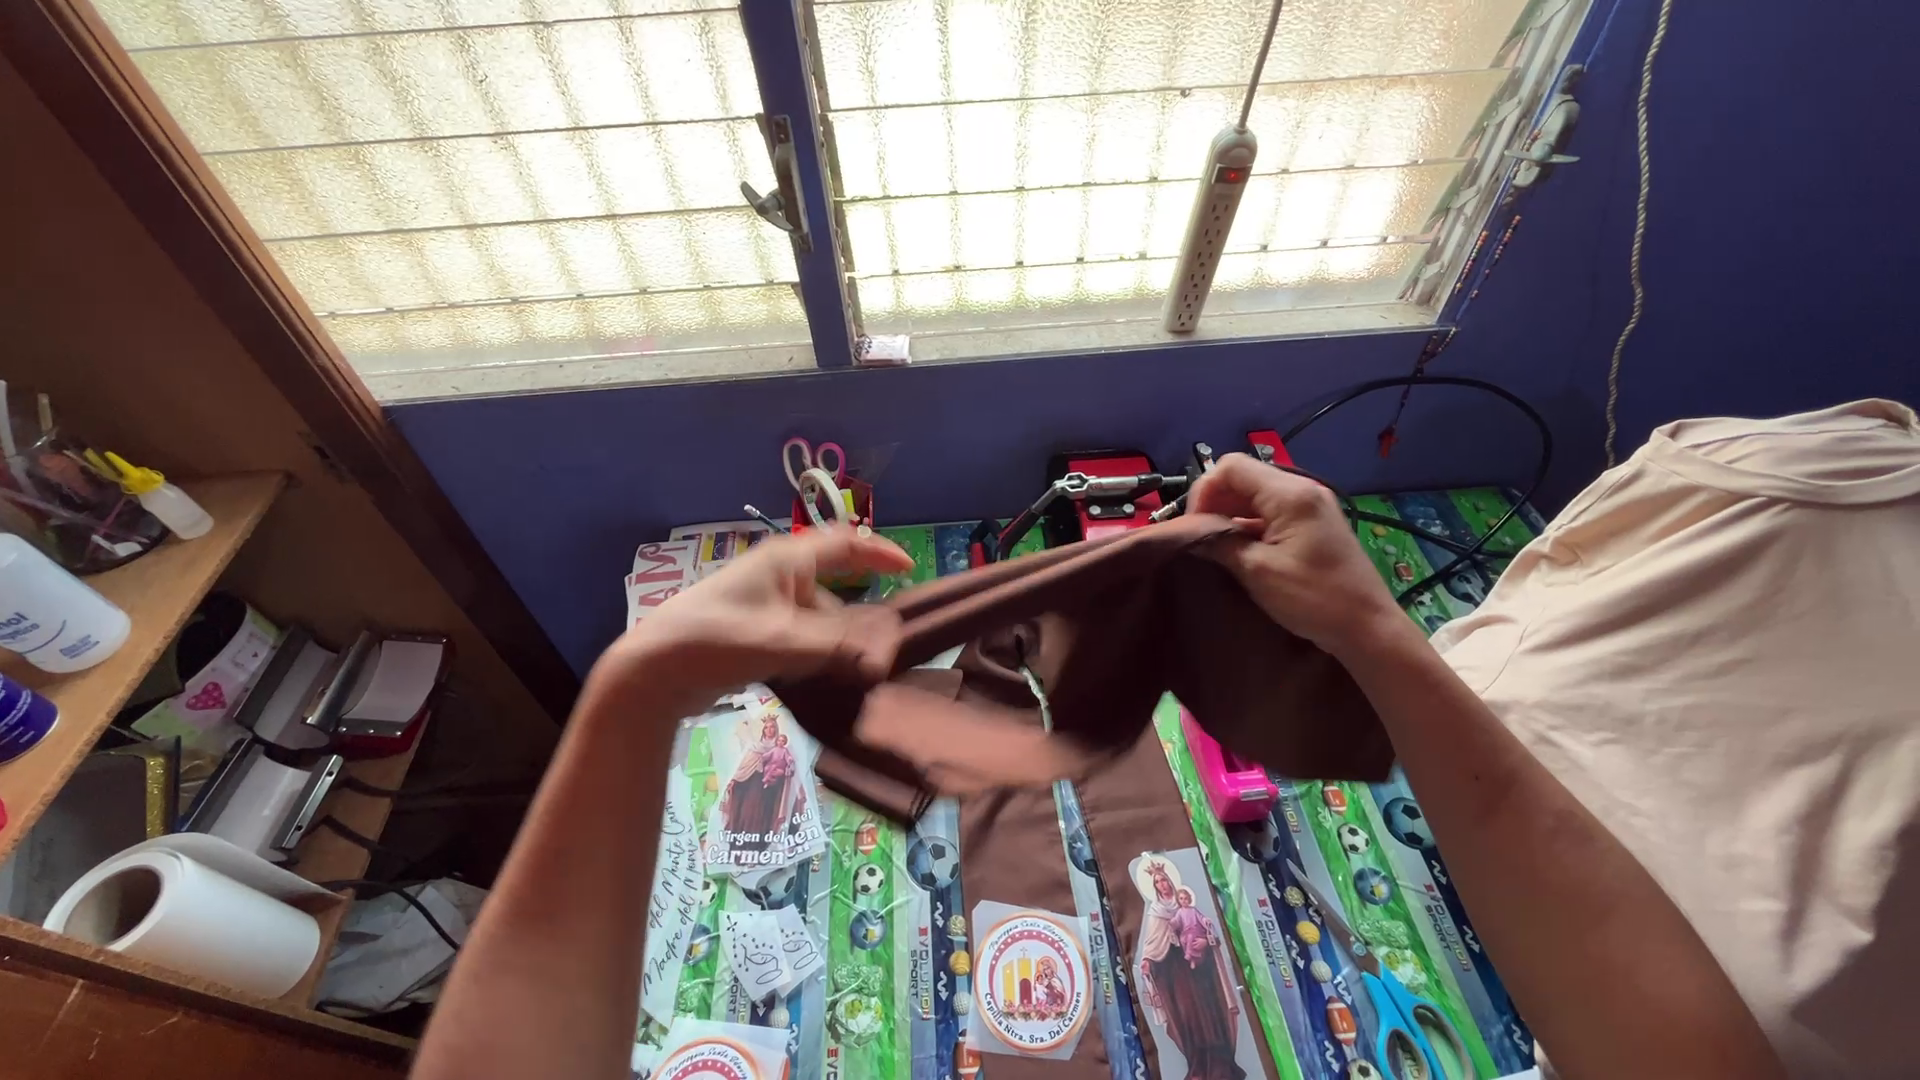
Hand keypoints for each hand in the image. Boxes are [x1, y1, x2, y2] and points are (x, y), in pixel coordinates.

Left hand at [588, 527, 914, 716]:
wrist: (652, 672)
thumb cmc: (716, 639)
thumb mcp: (783, 641)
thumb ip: (837, 649)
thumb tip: (885, 659)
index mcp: (786, 560)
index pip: (844, 543)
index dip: (879, 551)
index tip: (910, 570)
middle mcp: (779, 578)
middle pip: (836, 591)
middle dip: (861, 619)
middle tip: (888, 646)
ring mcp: (765, 608)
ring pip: (819, 621)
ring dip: (838, 644)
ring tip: (860, 673)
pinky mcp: (755, 636)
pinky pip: (800, 640)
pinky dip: (817, 656)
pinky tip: (826, 681)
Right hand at [1188, 453, 1407, 659]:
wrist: (1366, 627)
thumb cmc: (1313, 598)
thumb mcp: (1257, 570)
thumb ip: (1220, 543)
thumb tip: (1188, 532)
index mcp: (1290, 494)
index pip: (1230, 467)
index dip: (1204, 491)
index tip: (1194, 526)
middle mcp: (1301, 489)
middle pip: (1242, 478)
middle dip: (1215, 503)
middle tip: (1201, 539)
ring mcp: (1310, 506)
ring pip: (1254, 496)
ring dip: (1230, 516)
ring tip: (1216, 548)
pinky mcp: (1312, 523)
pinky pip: (1269, 512)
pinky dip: (1248, 526)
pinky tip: (1238, 552)